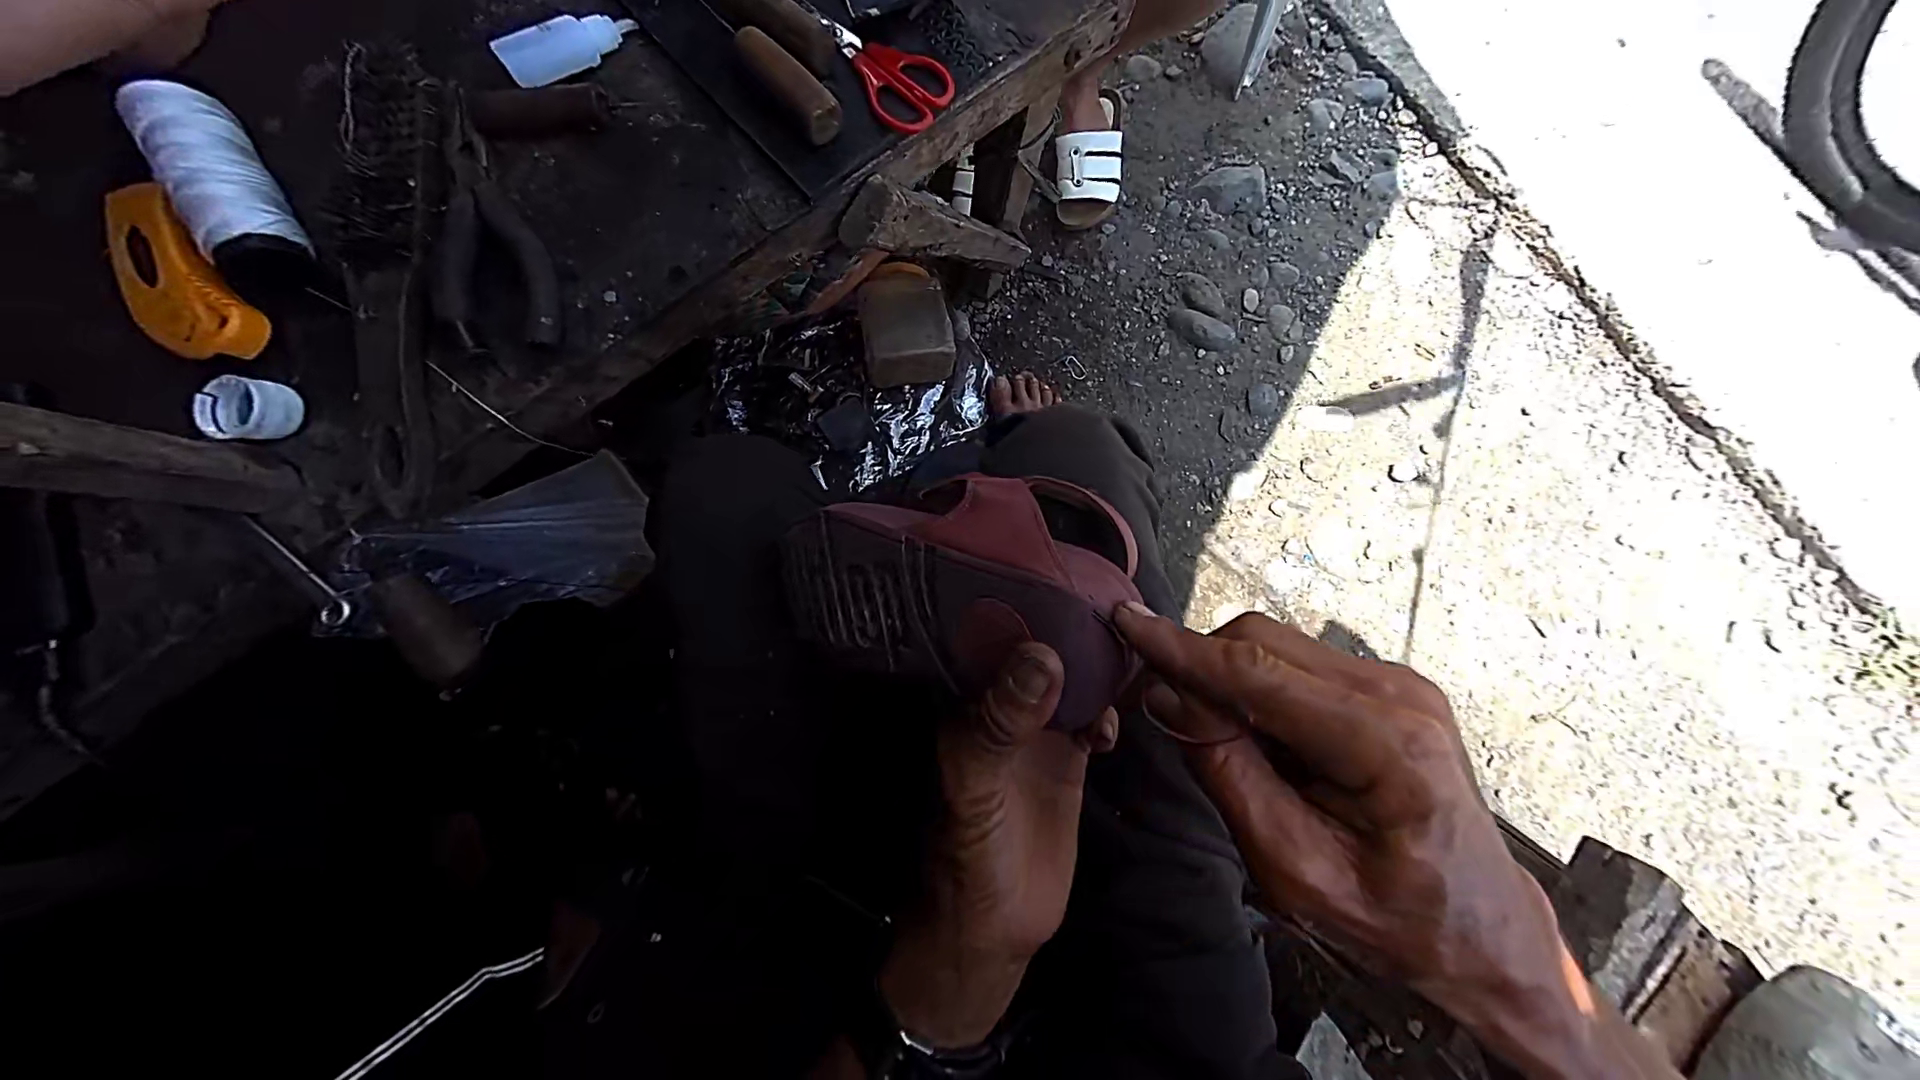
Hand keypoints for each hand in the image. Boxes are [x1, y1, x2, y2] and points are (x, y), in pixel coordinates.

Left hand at [878, 643, 1117, 1048]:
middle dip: (1068, 629)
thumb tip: (1042, 656)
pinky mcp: (1066, 754)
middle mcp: (1002, 704)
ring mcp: (1036, 728)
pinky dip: (1104, 713)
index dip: (1021, 604)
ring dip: (1093, 668)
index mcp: (967, 698)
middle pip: (1038, 650)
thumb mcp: (977, 777)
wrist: (996, 919)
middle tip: (1107, 609)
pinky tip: (1105, 729)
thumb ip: (1004, 719)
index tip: (1062, 578)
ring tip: (1118, 658)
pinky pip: (1091, 716)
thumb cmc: (968, 847)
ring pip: (1069, 678)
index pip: (991, 634)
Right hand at [1113, 605, 1671, 1079]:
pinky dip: (1249, 683)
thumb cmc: (1396, 920)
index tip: (1126, 622)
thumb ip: (1228, 774)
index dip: (1181, 648)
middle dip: (1196, 662)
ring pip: (1271, 642)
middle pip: (1260, 641)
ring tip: (1212, 734)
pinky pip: (1290, 659)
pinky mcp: (1382, 686)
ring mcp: (1395, 682)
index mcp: (1386, 744)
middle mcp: (1396, 692)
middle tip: (1158, 706)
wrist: (1486, 931)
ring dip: (1221, 675)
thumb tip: (1168, 696)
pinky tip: (1253, 733)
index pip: (1255, 672)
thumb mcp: (1293, 868)